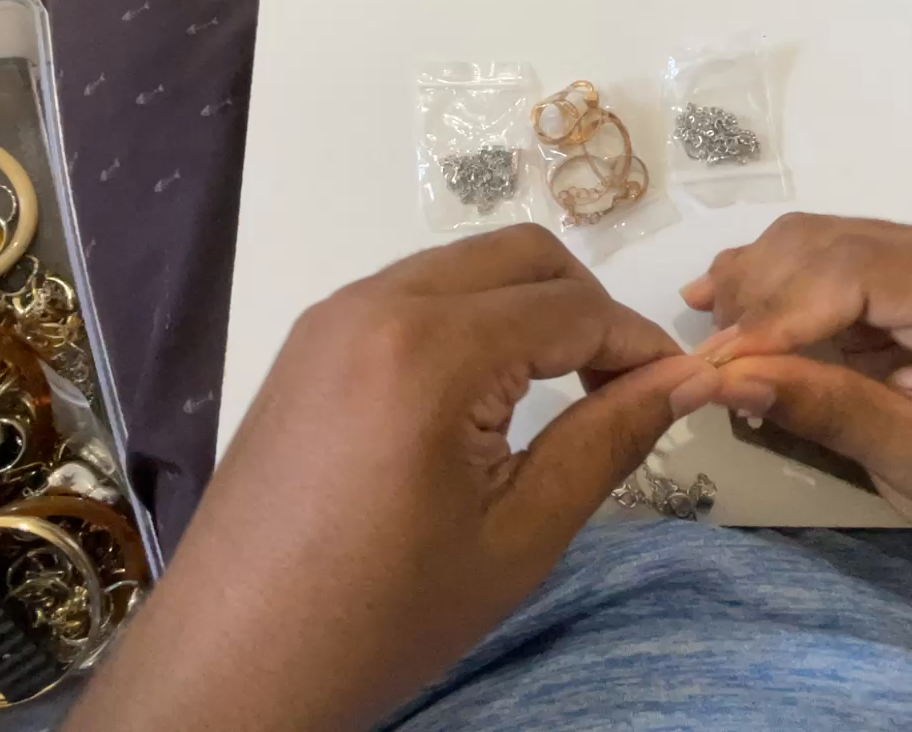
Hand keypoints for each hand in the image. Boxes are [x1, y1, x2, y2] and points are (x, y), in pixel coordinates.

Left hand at [79, 224, 718, 730]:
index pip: (572, 308)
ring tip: (553, 383)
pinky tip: (478, 383)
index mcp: (434, 348)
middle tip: (612, 381)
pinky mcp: (314, 333)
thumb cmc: (382, 614)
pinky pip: (417, 288)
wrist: (231, 657)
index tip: (675, 383)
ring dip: (527, 304)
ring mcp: (337, 309)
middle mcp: (381, 300)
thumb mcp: (519, 535)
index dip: (637, 341)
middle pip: (523, 254)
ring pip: (468, 263)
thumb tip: (680, 381)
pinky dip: (470, 313)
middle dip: (586, 304)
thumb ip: (609, 439)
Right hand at [683, 213, 911, 552]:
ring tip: (714, 335)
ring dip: (754, 282)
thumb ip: (827, 411)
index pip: (862, 268)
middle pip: (830, 241)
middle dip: (759, 294)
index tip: (722, 359)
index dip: (781, 308)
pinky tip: (723, 302)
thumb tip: (723, 381)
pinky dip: (768, 281)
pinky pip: (819, 257)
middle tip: (711, 357)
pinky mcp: (897, 274)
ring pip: (814, 239)